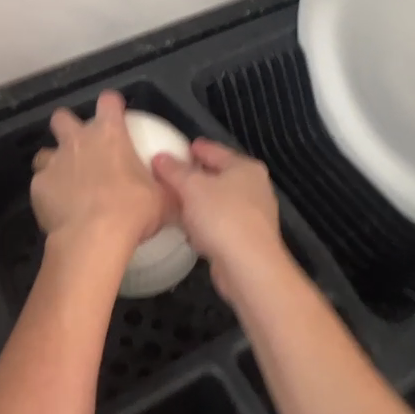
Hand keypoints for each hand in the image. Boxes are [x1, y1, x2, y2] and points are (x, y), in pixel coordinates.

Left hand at [29, 91, 168, 248]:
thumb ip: (166, 187)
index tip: (116, 113)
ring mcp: (54, 163)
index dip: (112, 104)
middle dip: (68, 126)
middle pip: (63, 118)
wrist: (93, 237)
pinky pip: (41, 185)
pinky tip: (59, 209)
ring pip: (45, 153)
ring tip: (66, 182)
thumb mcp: (163, 199)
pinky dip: (49, 194)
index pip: (108, 101)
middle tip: (80, 144)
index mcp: (109, 134)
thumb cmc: (133, 210)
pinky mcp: (38, 187)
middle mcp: (78, 141)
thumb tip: (175, 186)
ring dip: (55, 163)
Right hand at [151, 139, 289, 303]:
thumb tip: (160, 156)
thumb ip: (174, 170)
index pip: (215, 151)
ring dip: (199, 202)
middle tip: (170, 176)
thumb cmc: (222, 216)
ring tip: (176, 203)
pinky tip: (190, 231)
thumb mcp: (191, 187)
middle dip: (196, 176)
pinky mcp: (248, 239)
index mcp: (245, 167)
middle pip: (219, 176)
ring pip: (219, 201)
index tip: (178, 147)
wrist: (249, 266)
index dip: (196, 148)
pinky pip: (221, 223)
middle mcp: (254, 187)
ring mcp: (254, 214)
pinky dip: (206, 223)